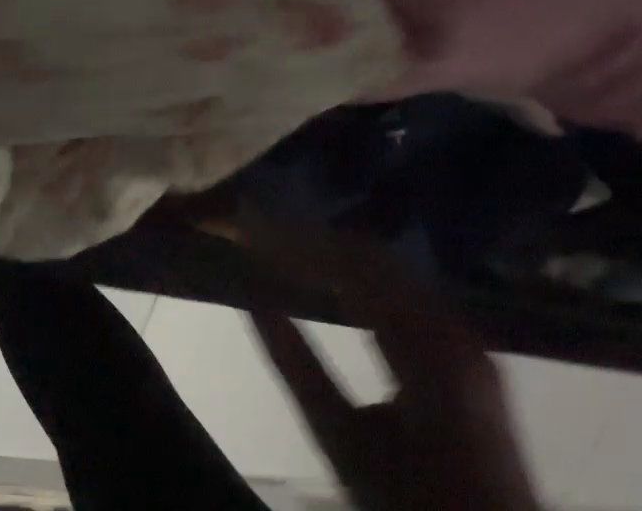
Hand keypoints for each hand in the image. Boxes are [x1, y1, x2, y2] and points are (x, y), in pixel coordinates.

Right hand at [248, 234, 538, 510]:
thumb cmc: (407, 489)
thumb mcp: (339, 433)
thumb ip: (294, 362)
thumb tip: (250, 296)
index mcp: (427, 349)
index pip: (355, 271)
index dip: (298, 245)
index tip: (248, 229)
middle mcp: (455, 333)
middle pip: (375, 261)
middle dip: (313, 241)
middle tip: (256, 229)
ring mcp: (466, 339)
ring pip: (389, 271)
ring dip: (333, 253)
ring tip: (279, 243)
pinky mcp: (464, 350)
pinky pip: (404, 292)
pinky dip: (359, 276)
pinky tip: (324, 273)